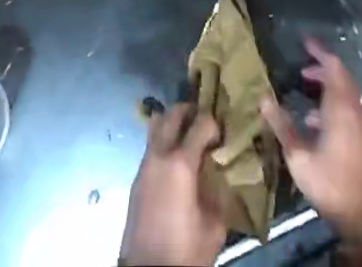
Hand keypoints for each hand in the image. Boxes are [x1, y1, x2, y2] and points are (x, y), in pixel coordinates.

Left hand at [120, 103, 227, 265]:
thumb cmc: (186, 250)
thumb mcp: (215, 221)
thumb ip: (221, 188)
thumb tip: (226, 168)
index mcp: (181, 163)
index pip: (201, 122)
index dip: (216, 123)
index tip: (225, 134)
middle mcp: (159, 156)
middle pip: (172, 114)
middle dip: (191, 111)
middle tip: (207, 122)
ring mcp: (144, 166)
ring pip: (157, 127)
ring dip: (175, 125)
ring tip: (192, 137)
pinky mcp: (136, 180)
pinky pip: (152, 147)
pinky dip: (165, 142)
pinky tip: (178, 159)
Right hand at [259, 38, 361, 233]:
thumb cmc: (332, 183)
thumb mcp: (299, 157)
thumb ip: (282, 126)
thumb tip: (263, 98)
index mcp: (340, 106)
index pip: (333, 66)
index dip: (320, 52)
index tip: (305, 42)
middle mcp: (354, 108)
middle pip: (341, 77)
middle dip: (323, 67)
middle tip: (302, 68)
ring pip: (346, 92)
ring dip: (328, 85)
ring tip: (306, 89)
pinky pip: (349, 107)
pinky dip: (333, 103)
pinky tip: (316, 122)